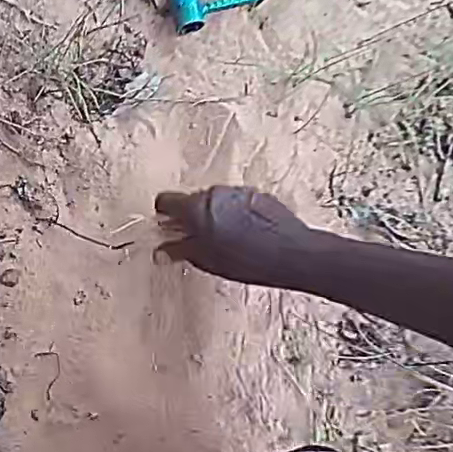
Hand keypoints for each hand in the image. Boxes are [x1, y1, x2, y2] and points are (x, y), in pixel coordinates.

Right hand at [154, 186, 334, 288]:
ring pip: (214, 200)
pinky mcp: (258, 195)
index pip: (165, 200)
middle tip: (195, 239)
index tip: (168, 228)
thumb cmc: (244, 259)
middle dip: (189, 217)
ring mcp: (237, 192)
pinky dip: (233, 214)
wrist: (292, 254)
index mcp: (194, 207)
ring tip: (222, 240)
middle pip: (191, 200)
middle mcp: (214, 193)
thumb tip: (160, 251)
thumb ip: (178, 250)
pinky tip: (242, 235)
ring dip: (212, 215)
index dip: (164, 214)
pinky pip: (235, 202)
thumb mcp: (204, 259)